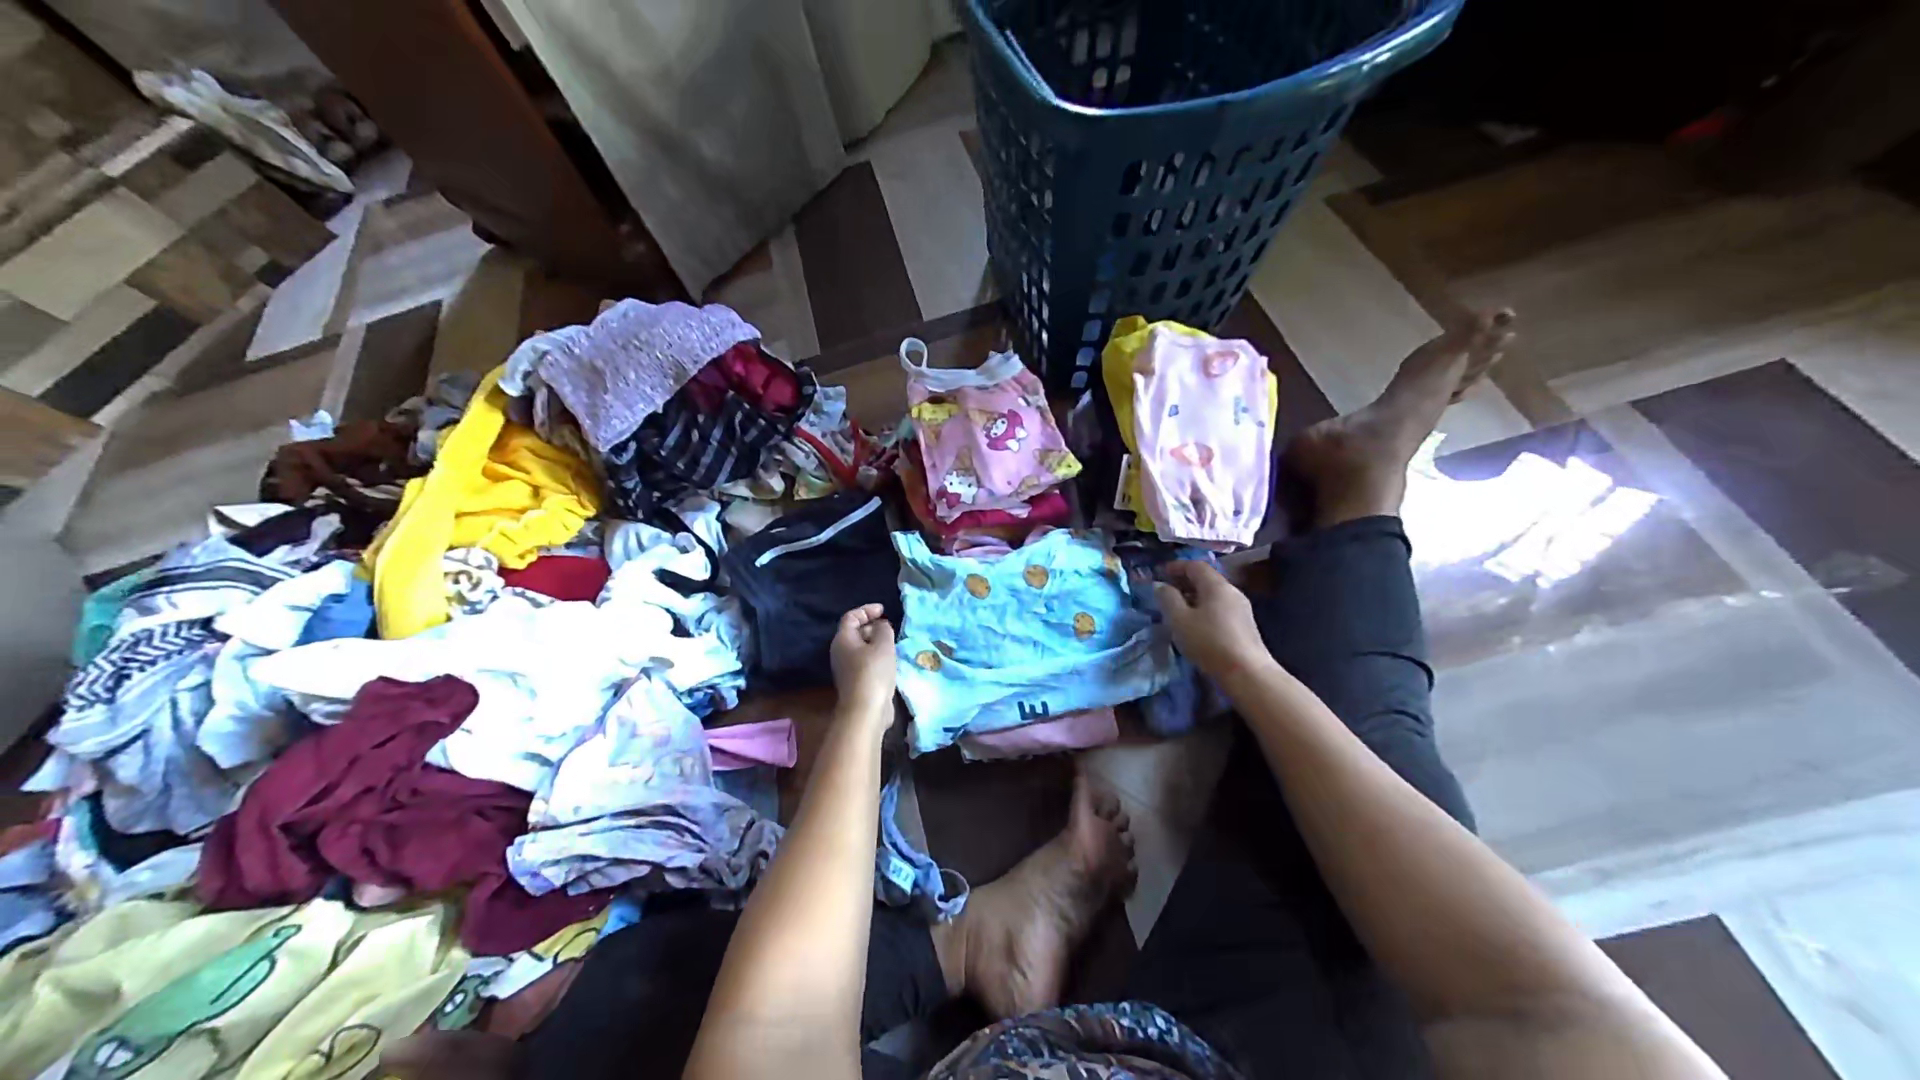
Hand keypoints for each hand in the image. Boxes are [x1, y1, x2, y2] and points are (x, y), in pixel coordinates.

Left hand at [830, 604, 896, 722]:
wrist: (866, 710)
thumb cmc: (873, 672)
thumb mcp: (883, 644)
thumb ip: (883, 629)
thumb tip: (881, 625)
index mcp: (843, 639)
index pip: (851, 617)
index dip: (867, 610)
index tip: (883, 609)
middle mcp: (840, 652)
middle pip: (854, 632)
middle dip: (872, 626)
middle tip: (889, 628)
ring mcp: (846, 669)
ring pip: (861, 648)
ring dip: (876, 643)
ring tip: (893, 643)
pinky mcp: (855, 682)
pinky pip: (866, 662)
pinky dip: (877, 657)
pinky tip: (890, 662)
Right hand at [1153, 561, 1276, 680]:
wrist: (1246, 672)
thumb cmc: (1209, 641)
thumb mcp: (1179, 620)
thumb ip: (1167, 598)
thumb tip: (1160, 585)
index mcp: (1216, 585)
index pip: (1195, 565)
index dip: (1176, 566)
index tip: (1160, 572)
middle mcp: (1232, 591)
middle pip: (1206, 579)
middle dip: (1184, 581)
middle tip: (1166, 591)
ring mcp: (1242, 608)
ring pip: (1214, 594)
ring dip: (1194, 596)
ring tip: (1178, 609)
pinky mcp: (1245, 625)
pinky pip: (1220, 607)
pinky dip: (1205, 608)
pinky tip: (1196, 623)